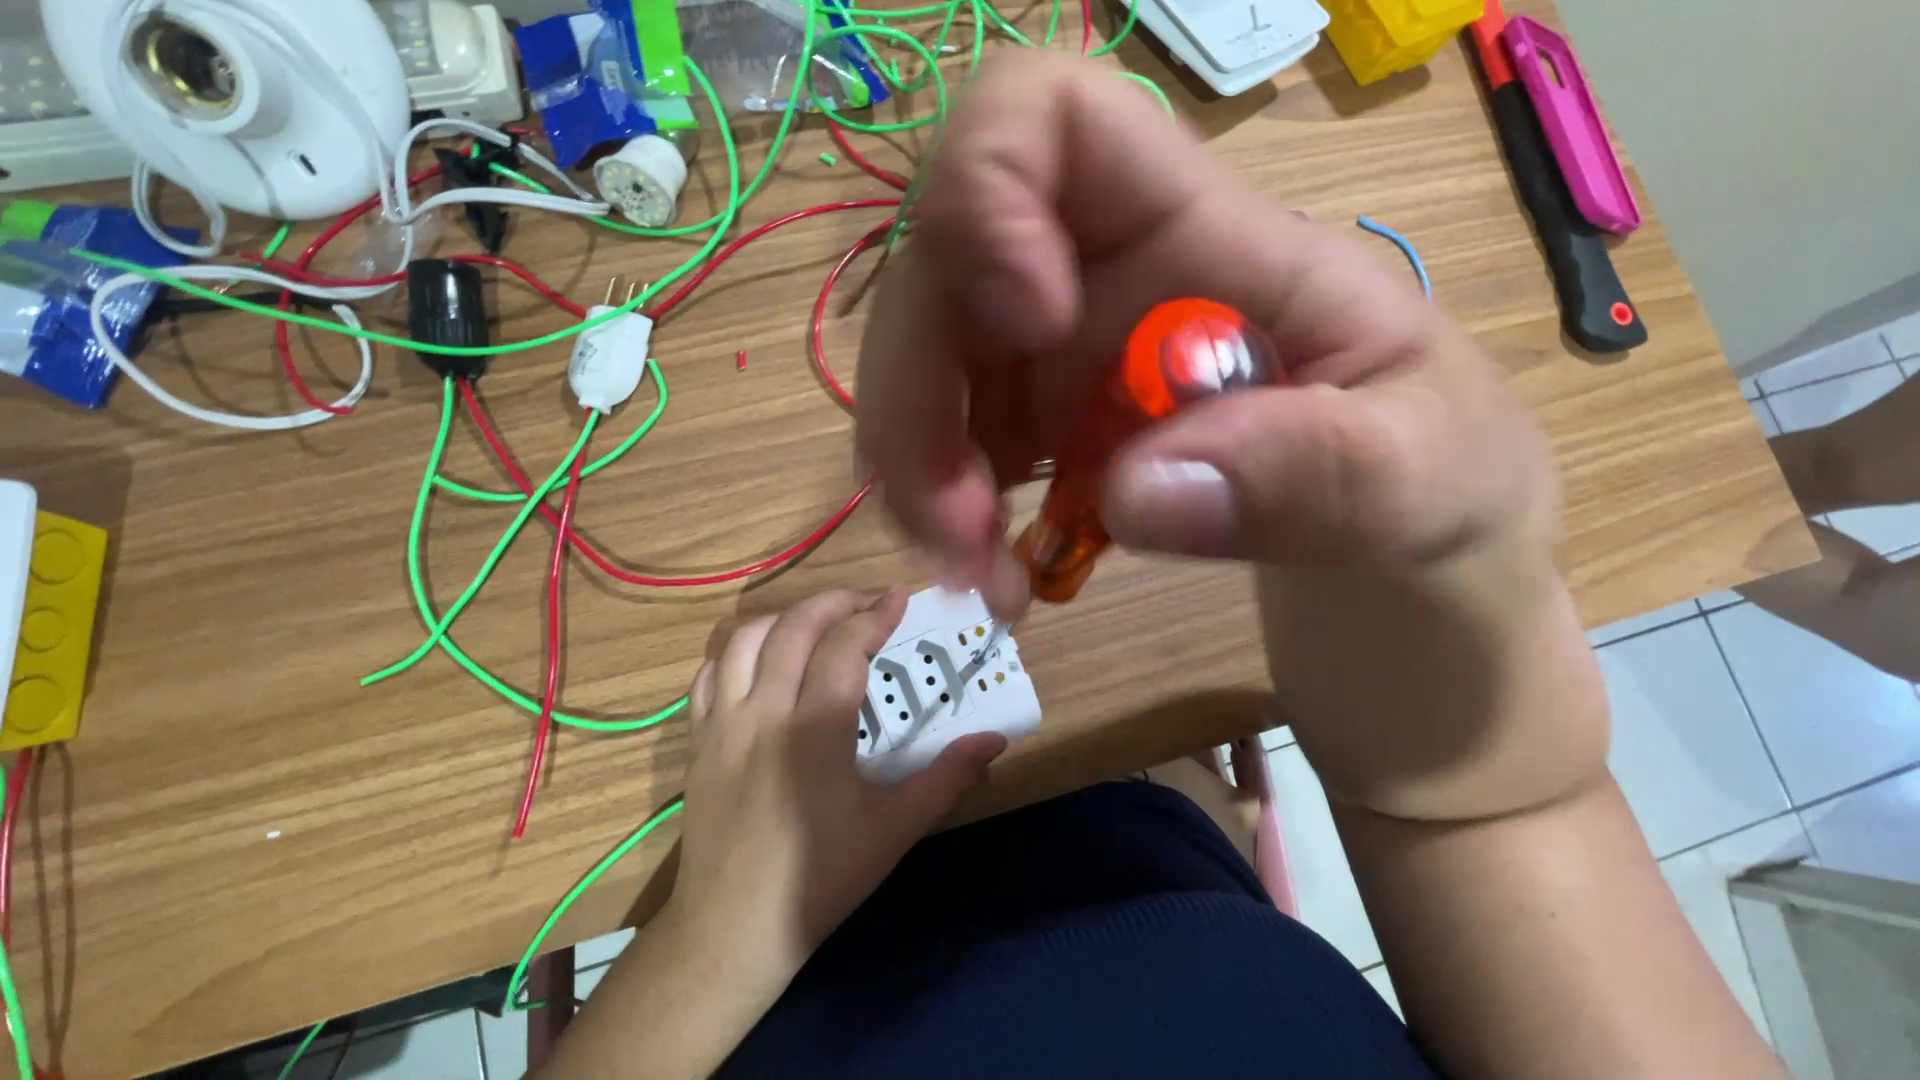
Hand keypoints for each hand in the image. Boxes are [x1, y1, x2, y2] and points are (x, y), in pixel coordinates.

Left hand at [670, 589, 1007, 972]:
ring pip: (744, 640)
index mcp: (815, 731)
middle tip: (865, 602)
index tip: (899, 597)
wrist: (732, 930)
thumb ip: (946, 779)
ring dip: (785, 619)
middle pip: (793, 629)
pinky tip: (761, 662)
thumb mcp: (894, 831)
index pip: (844, 647)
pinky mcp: (697, 742)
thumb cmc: (822, 879)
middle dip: (833, 603)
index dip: (874, 614)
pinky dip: (738, 652)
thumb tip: (995, 742)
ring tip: (817, 625)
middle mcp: (763, 713)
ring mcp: (722, 725)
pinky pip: (710, 675)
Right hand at [856, 51, 1554, 615]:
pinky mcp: (1040, 433)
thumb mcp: (1429, 477)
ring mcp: (1058, 359)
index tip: (1026, 323)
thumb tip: (1137, 493)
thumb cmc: (1439, 482)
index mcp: (1202, 233)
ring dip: (920, 474)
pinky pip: (949, 447)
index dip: (991, 188)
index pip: (1051, 118)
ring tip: (980, 578)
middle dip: (918, 395)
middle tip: (957, 532)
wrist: (1401, 561)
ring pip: (924, 365)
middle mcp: (1104, 277)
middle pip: (942, 265)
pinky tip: (998, 580)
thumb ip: (1318, 474)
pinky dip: (948, 517)